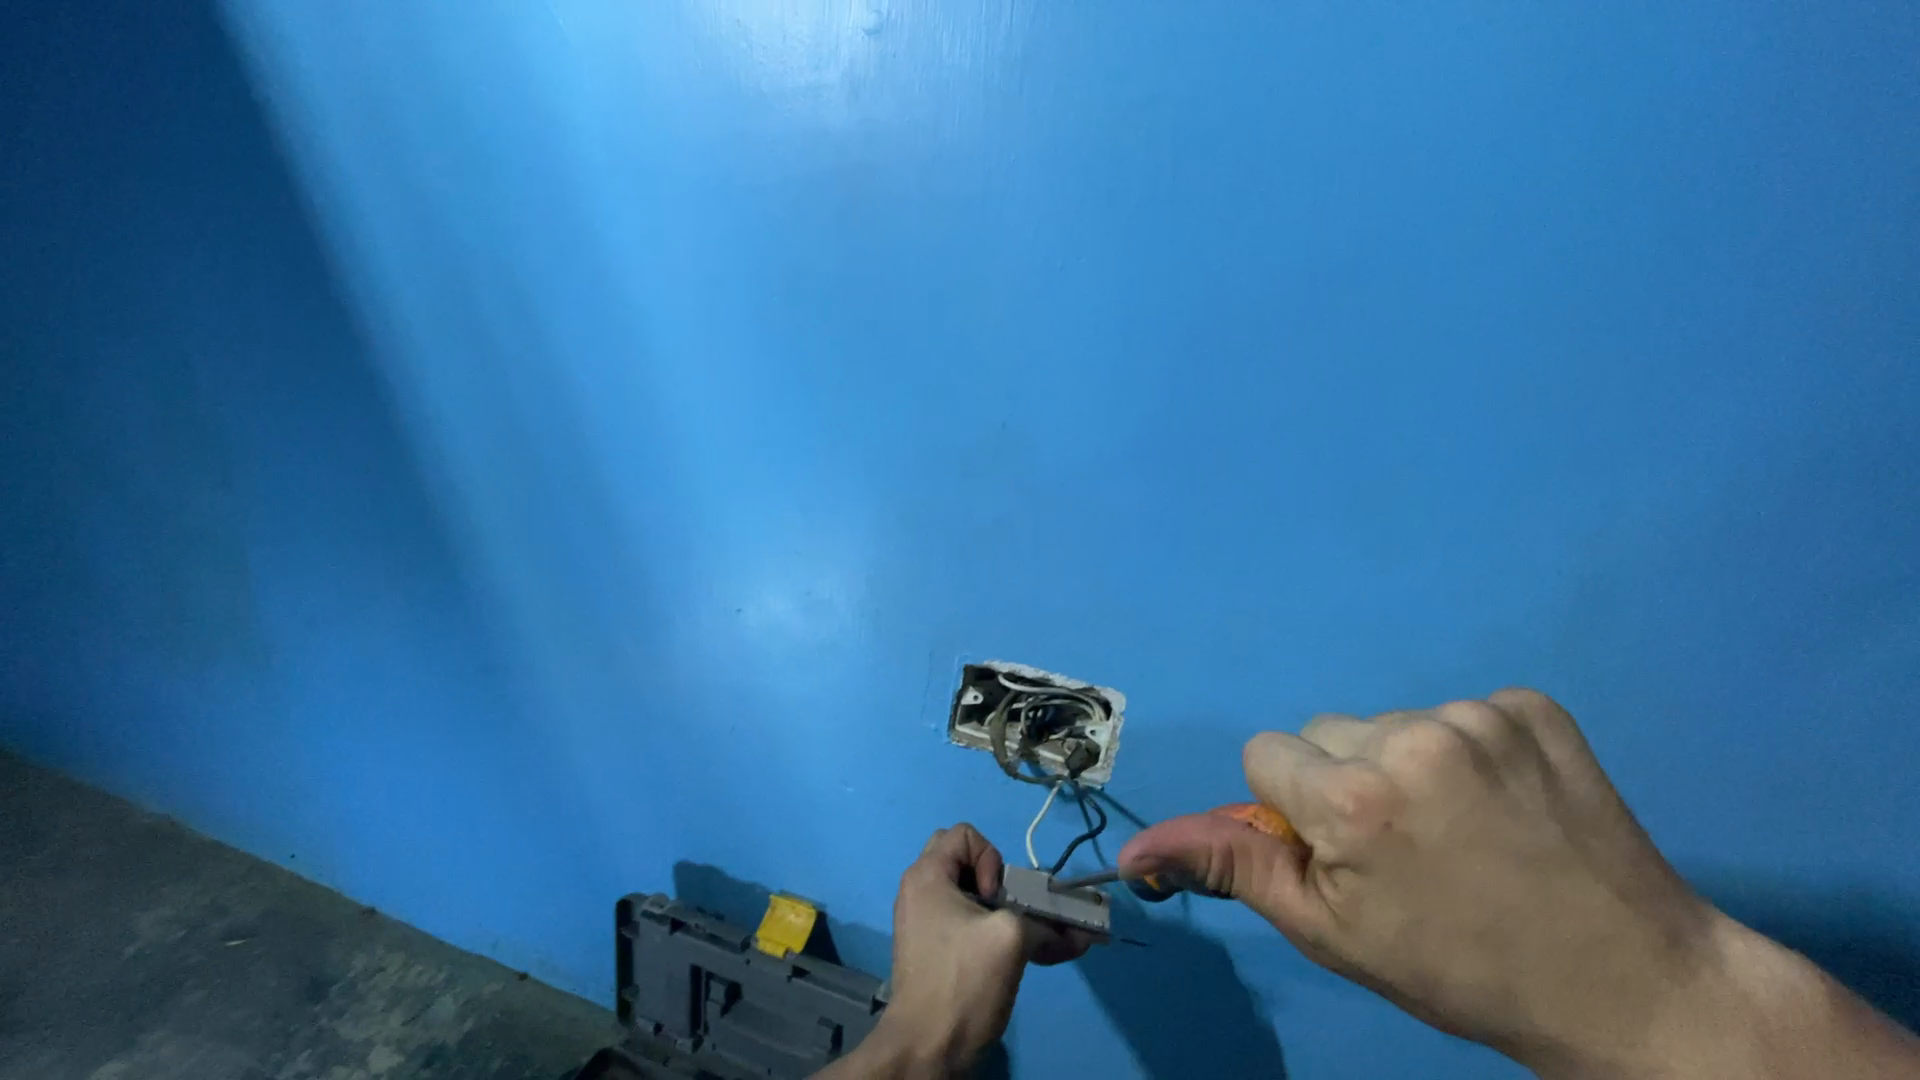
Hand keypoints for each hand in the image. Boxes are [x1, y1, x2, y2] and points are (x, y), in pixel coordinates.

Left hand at [829, 824, 1094, 1077]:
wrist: (925, 1050)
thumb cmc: (962, 982)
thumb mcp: (1011, 939)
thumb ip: (1046, 923)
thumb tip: (1081, 932)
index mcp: (927, 876)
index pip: (964, 835)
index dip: (990, 858)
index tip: (994, 898)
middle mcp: (921, 891)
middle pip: (967, 861)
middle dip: (1000, 880)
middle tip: (1008, 910)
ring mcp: (926, 923)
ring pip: (974, 897)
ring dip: (1009, 911)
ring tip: (1037, 939)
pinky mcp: (936, 951)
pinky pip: (971, 925)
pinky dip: (1000, 933)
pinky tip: (1039, 954)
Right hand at [1118, 690, 1723, 1074]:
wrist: (1631, 986)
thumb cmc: (1456, 967)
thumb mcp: (1329, 931)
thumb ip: (1233, 867)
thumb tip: (1135, 848)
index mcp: (1351, 798)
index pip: (1266, 756)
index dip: (1294, 805)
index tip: (1341, 847)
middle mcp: (1408, 737)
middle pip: (1325, 732)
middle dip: (1340, 778)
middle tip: (1401, 842)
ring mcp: (1478, 715)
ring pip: (1388, 721)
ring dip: (1402, 764)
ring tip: (1460, 825)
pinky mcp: (1533, 706)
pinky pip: (1458, 711)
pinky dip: (1467, 750)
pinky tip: (1507, 801)